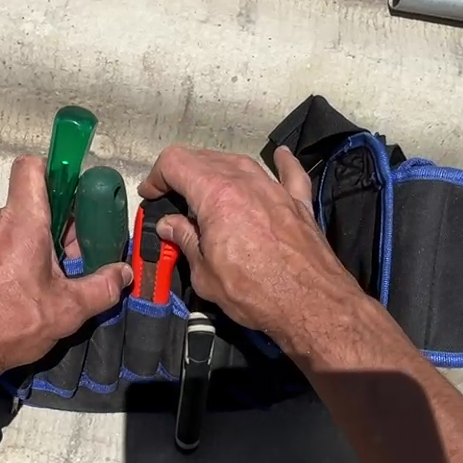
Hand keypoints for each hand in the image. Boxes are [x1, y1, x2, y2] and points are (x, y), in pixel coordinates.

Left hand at [0, 156, 132, 382]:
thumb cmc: (10, 323)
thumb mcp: (68, 309)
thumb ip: (103, 288)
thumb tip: (124, 273)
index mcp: (23, 222)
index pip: (32, 166)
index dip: (57, 170)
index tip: (80, 197)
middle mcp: (1, 222)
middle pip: (38, 201)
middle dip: (67, 220)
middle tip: (88, 250)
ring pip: (25, 224)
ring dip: (50, 240)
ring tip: (69, 274)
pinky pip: (10, 242)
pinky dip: (31, 254)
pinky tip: (43, 286)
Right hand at [139, 146, 365, 345]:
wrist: (310, 306)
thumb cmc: (255, 293)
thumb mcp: (205, 274)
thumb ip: (185, 242)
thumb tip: (170, 226)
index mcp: (216, 195)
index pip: (176, 163)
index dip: (157, 176)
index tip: (152, 194)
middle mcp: (245, 183)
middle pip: (205, 158)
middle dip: (182, 172)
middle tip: (171, 195)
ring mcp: (275, 190)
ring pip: (241, 162)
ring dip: (218, 168)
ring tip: (206, 185)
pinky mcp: (298, 204)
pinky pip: (289, 174)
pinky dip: (282, 164)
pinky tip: (280, 156)